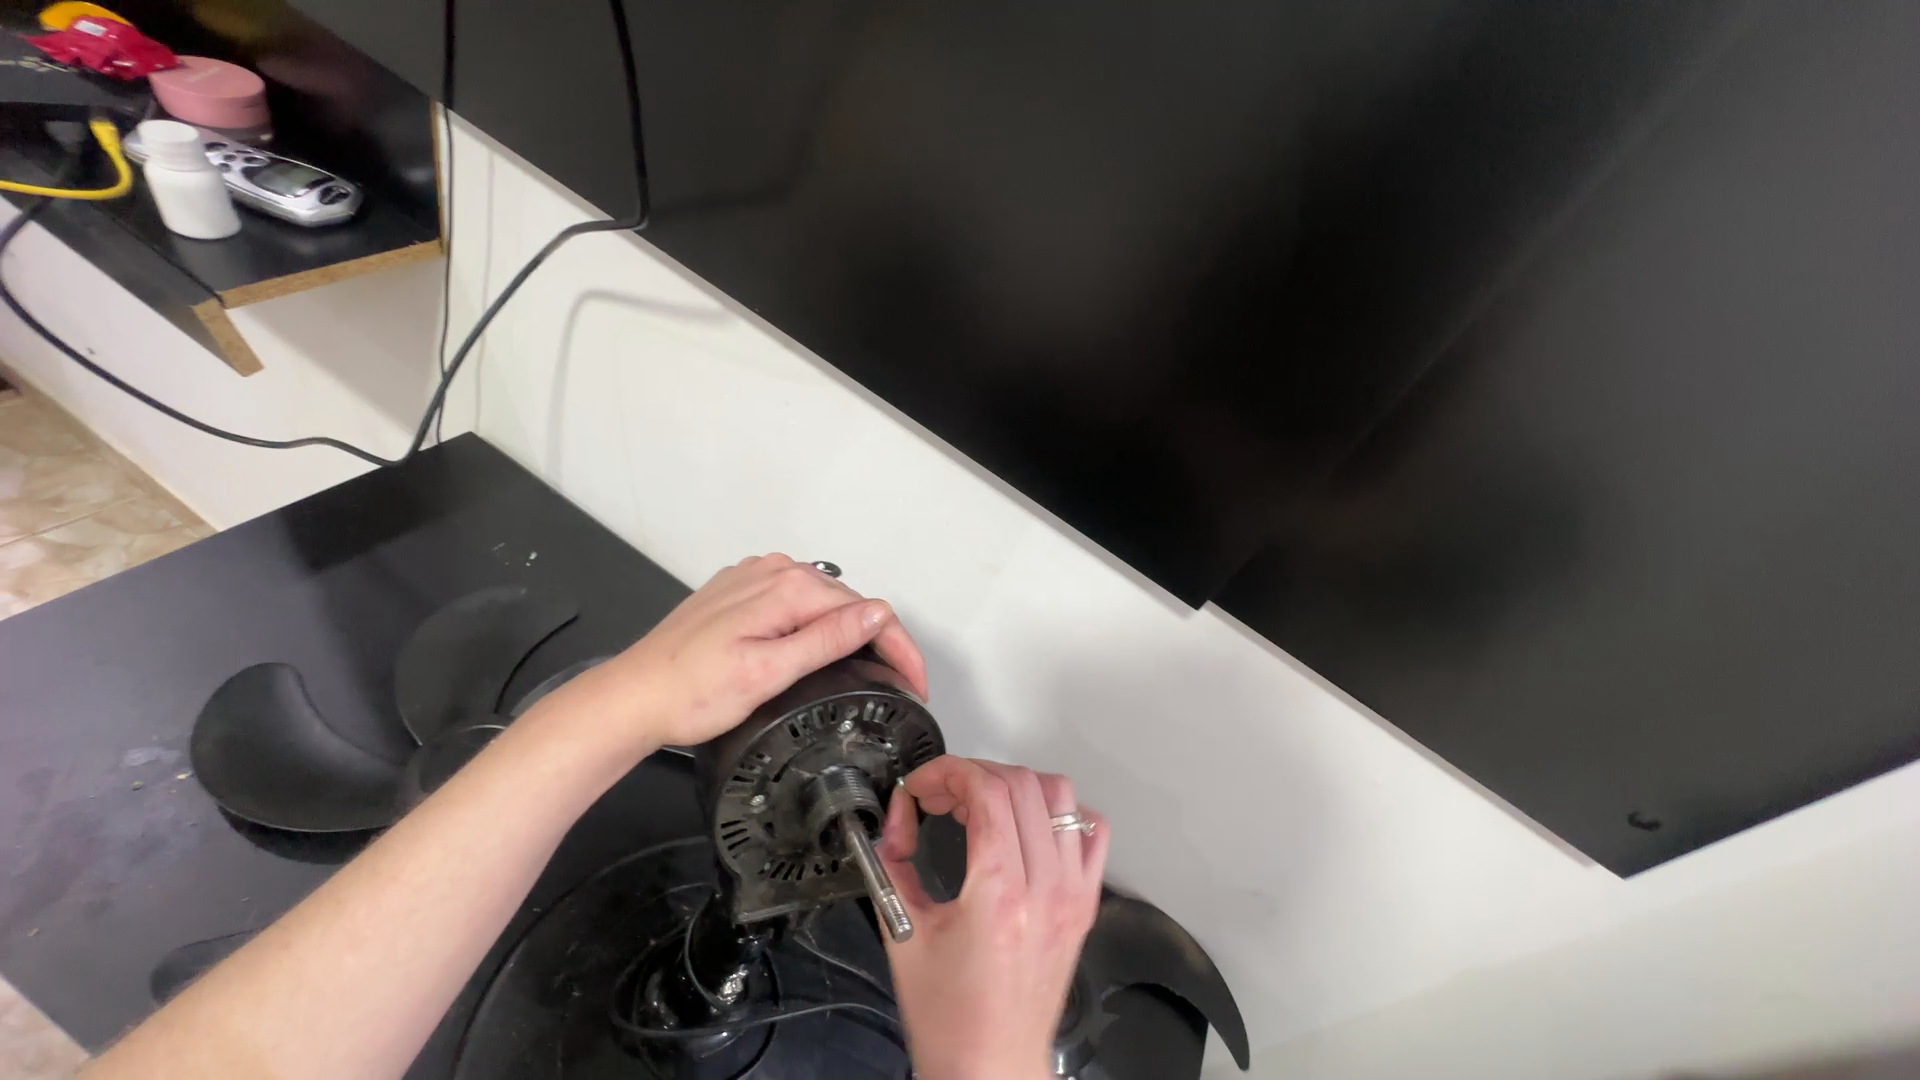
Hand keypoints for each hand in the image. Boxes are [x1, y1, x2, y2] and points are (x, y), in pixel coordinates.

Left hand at [536, 553, 927, 756]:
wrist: (633, 697)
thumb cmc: (691, 693)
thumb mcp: (769, 672)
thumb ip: (826, 638)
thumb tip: (877, 614)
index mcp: (786, 587)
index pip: (866, 610)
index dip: (899, 647)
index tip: (915, 682)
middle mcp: (774, 570)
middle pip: (848, 601)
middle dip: (880, 637)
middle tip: (899, 681)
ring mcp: (754, 577)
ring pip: (823, 599)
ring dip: (850, 628)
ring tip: (870, 666)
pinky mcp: (740, 591)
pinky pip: (795, 598)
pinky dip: (817, 620)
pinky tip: (820, 644)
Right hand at [877, 756, 1109, 1079]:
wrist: (991, 1067)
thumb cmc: (949, 1016)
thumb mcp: (903, 933)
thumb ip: (893, 862)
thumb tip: (898, 815)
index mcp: (1000, 892)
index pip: (986, 791)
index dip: (947, 772)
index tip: (922, 785)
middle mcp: (1046, 886)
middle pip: (1020, 783)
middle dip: (972, 773)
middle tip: (940, 796)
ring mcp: (1073, 892)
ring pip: (1060, 795)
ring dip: (1014, 785)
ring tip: (980, 804)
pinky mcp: (1085, 903)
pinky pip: (1091, 831)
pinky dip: (1061, 812)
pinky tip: (1028, 824)